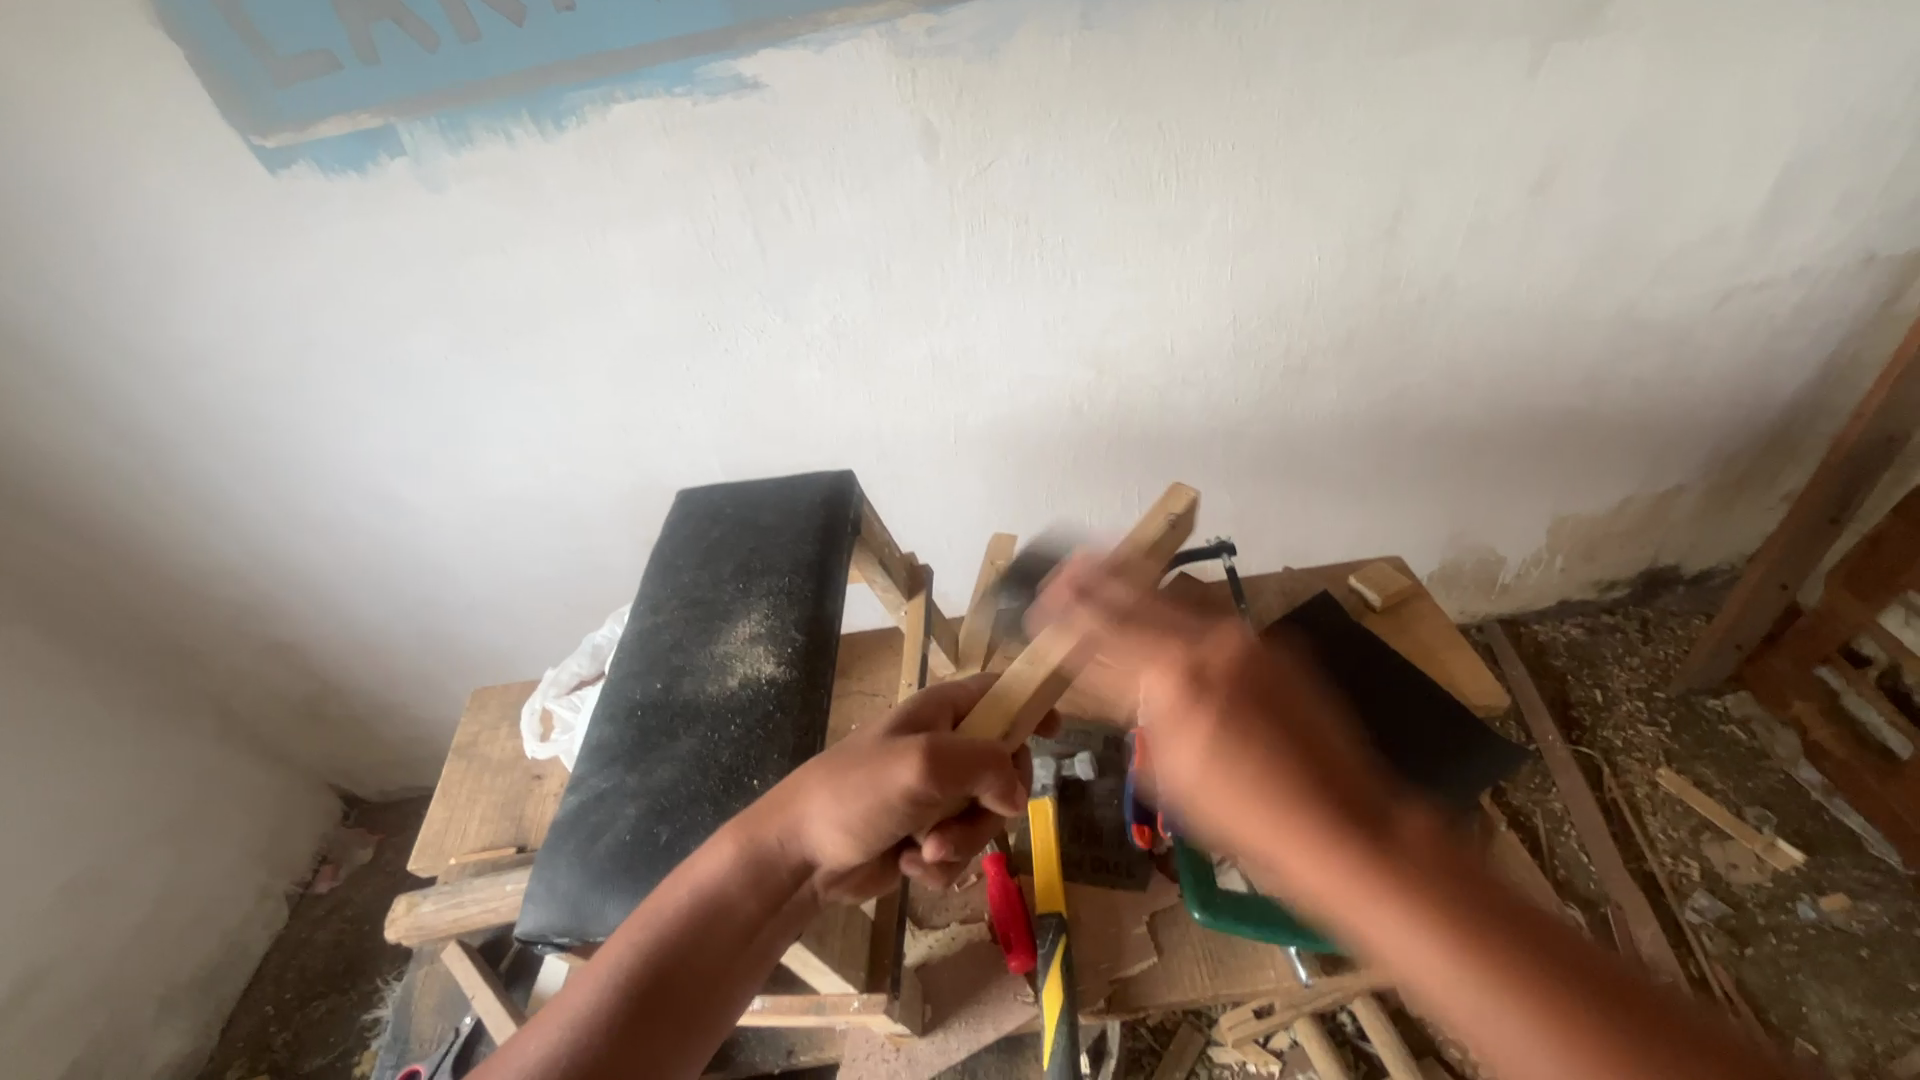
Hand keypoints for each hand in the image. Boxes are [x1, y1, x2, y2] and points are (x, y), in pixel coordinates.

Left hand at [747, 674, 1055, 902]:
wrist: (801, 853)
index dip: (1033, 706)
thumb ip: (985, 765)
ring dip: (961, 842)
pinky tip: (910, 864)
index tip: (1058, 732)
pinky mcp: (928, 834)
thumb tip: (1019, 796)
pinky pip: (963, 850)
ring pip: (988, 817)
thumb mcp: (925, 763)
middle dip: (990, 805)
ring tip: (923, 848)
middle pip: (1007, 769)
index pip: (1002, 693)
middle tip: (959, 816)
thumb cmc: (857, 790)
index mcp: (944, 712)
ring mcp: (936, 793)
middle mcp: (945, 747)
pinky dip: (941, 864)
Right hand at [1031, 555, 1403, 879]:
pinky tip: (1169, 612)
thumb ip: (1142, 719)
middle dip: (1094, 578)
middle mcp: (1206, 645)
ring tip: (1108, 567)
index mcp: (1170, 680)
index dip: (1066, 617)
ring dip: (1138, 584)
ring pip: (1178, 597)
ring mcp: (1247, 639)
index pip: (1102, 636)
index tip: (1041, 604)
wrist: (1345, 823)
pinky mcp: (1278, 646)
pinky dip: (1182, 612)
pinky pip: (1215, 618)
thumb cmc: (1246, 821)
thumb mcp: (1170, 775)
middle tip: (1065, 565)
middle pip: (1135, 598)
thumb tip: (1126, 692)